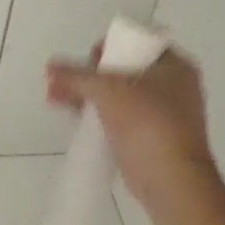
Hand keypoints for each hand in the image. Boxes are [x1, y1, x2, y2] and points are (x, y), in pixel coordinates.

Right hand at [46, 45, 220, 213]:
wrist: (172, 182)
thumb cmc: (146, 124)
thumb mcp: (107, 90)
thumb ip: (76, 76)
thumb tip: (50, 66)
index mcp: (173, 65)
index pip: (135, 42)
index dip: (106, 48)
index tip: (86, 63)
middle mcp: (173, 86)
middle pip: (122, 69)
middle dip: (87, 76)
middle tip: (60, 82)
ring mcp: (164, 114)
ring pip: (118, 96)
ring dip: (86, 96)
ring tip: (55, 99)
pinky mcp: (152, 139)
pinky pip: (119, 118)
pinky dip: (98, 116)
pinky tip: (72, 117)